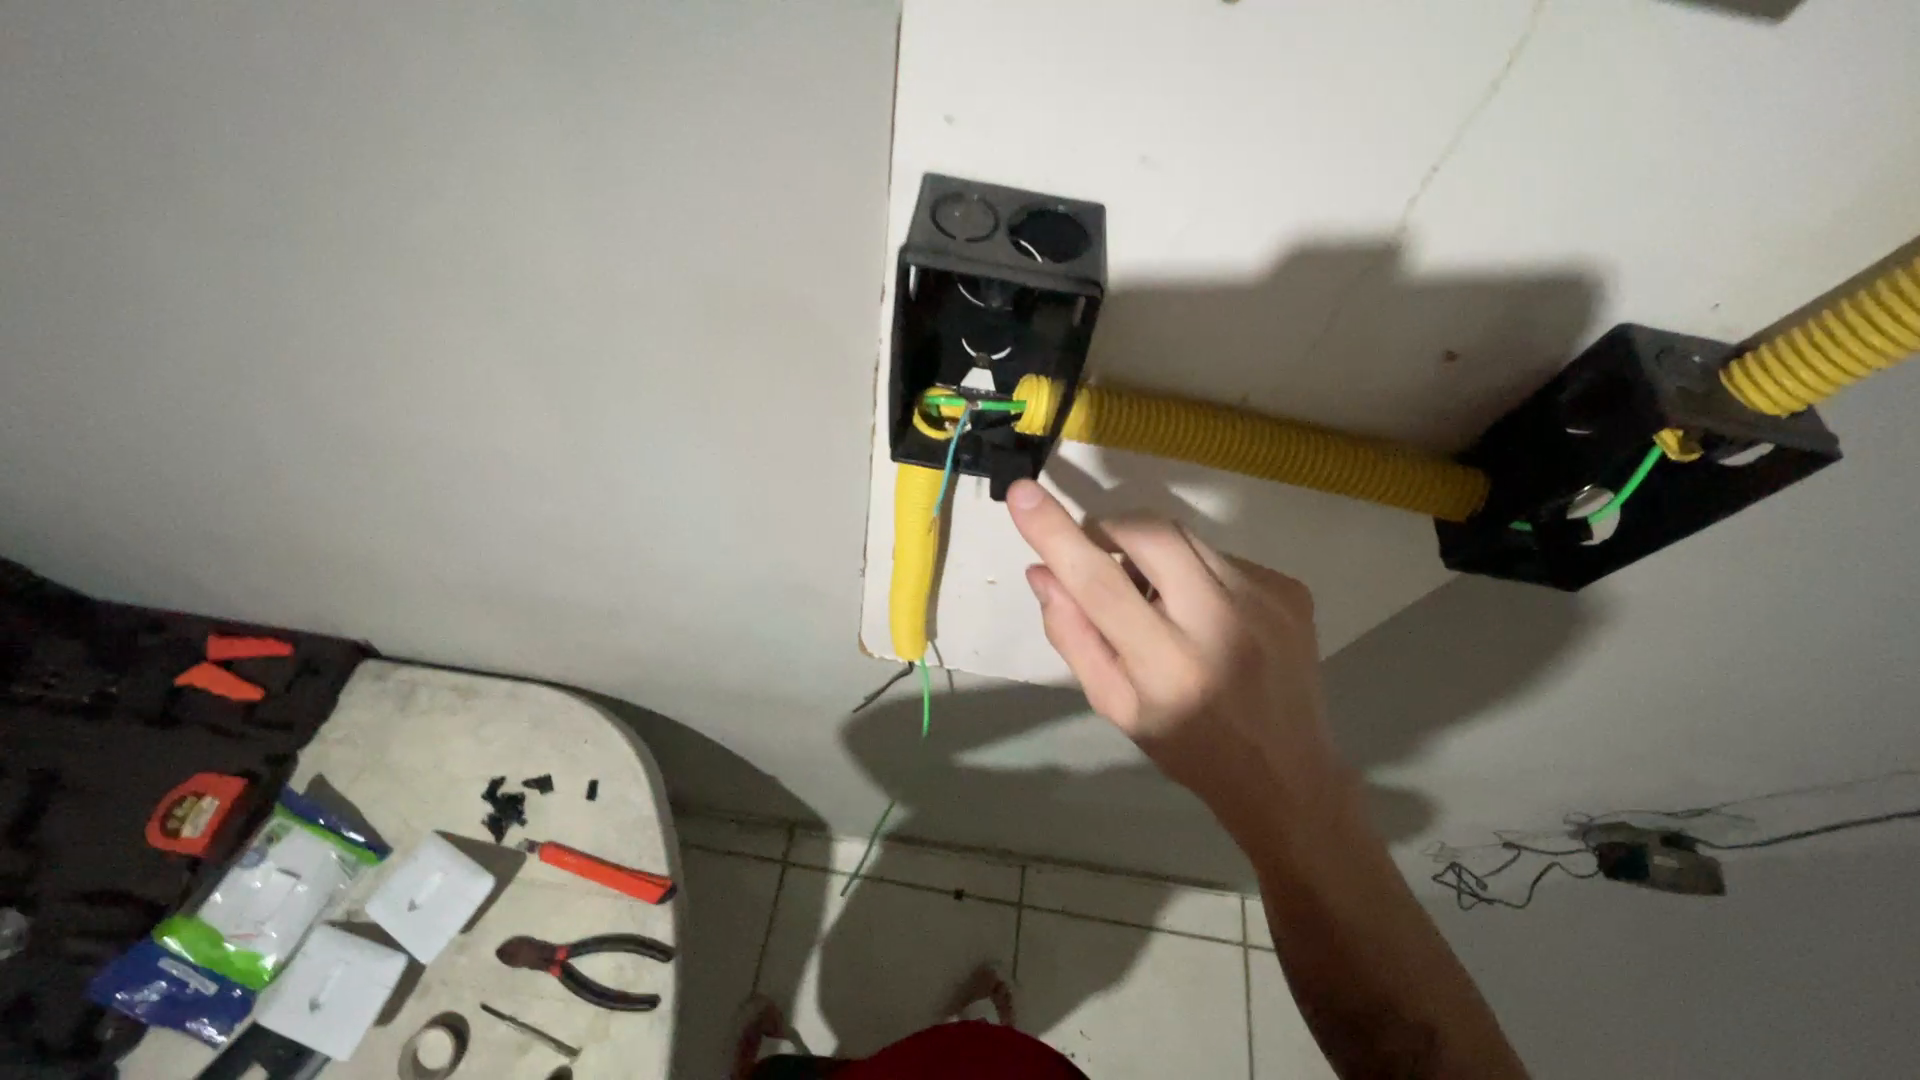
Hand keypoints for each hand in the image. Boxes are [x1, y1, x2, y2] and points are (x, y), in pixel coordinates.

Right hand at [1006, 479, 1350, 835]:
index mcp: (1169, 666)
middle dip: (1110, 531)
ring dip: (1153, 553)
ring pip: (1186, 537)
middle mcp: (1222, 623)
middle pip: (1150, 534)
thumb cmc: (1188, 746)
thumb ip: (1074, 636)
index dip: (1056, 534)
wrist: (1287, 773)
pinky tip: (1204, 613)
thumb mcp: (1116, 706)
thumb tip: (1042, 570)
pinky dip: (1196, 571)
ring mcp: (1266, 600)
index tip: (1023, 494)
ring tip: (1157, 599)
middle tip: (1096, 556)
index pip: (1099, 583)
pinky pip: (1222, 555)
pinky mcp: (1291, 589)